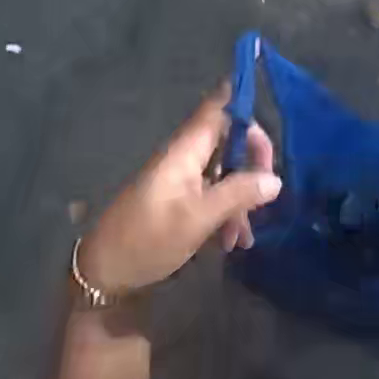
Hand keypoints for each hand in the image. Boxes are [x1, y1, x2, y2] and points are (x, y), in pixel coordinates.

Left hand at [77, 87, 281, 296]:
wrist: (102, 273)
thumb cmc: (148, 239)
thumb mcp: (199, 218)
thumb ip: (239, 194)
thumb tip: (276, 179)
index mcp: (187, 148)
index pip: (219, 106)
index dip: (244, 104)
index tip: (268, 126)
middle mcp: (185, 155)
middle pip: (229, 140)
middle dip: (252, 165)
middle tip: (267, 195)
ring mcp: (181, 177)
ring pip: (223, 171)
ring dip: (240, 198)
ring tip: (243, 237)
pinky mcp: (178, 198)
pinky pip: (212, 192)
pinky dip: (226, 211)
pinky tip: (231, 242)